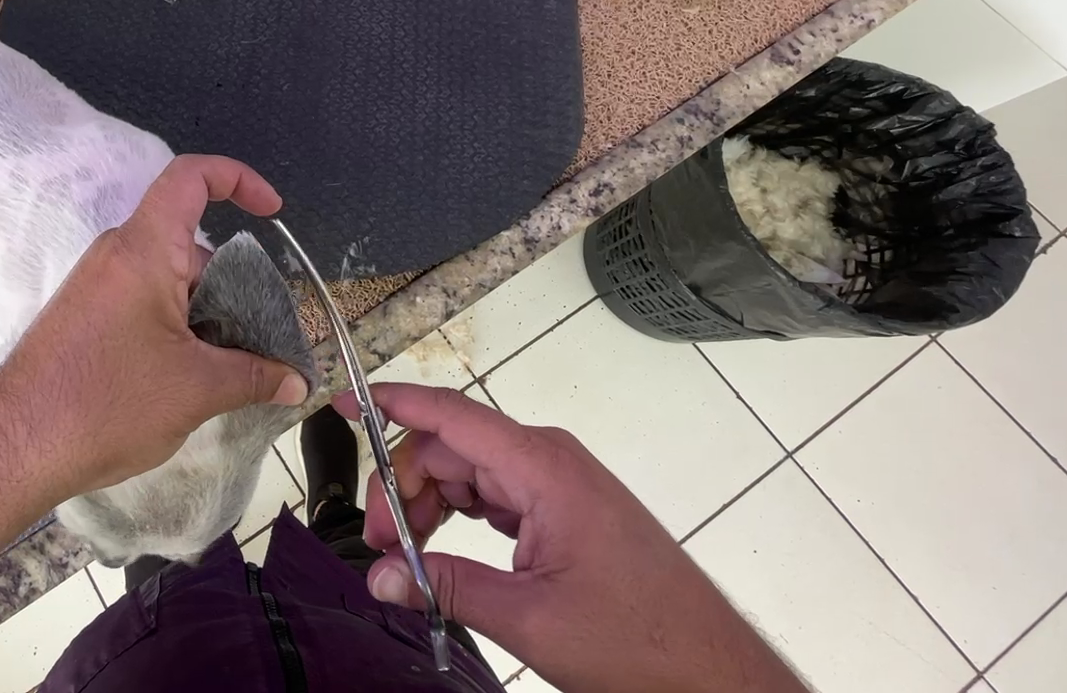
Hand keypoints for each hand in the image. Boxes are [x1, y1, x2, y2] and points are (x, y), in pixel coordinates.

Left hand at [0, 155, 309, 505]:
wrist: (14, 449)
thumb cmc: (107, 405)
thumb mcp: (196, 390)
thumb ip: (255, 376)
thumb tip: (296, 381)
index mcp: (143, 249)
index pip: (190, 177)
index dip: (238, 178)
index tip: (272, 211)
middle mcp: (117, 253)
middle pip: (191, 245)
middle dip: (233, 286)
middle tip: (261, 339)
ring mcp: (96, 284)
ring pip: (170, 279)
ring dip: (206, 313)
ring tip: (230, 369)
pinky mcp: (84, 313)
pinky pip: (143, 300)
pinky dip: (176, 324)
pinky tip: (189, 375)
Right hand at [336, 384, 806, 692]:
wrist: (725, 683)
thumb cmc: (638, 646)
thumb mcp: (531, 620)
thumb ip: (446, 588)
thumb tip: (374, 578)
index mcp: (540, 465)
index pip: (448, 414)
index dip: (390, 402)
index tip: (341, 403)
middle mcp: (544, 458)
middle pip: (448, 449)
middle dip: (402, 489)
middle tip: (377, 546)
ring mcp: (554, 482)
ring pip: (465, 472)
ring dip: (427, 507)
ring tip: (406, 559)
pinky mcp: (560, 507)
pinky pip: (491, 494)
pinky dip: (457, 518)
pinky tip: (443, 553)